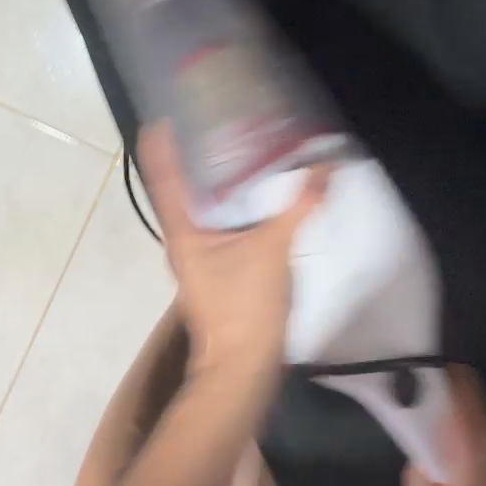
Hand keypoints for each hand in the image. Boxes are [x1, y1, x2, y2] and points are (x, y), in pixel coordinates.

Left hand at [138, 122, 327, 371]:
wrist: (243, 369)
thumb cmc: (244, 306)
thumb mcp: (273, 249)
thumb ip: (299, 206)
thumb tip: (325, 167)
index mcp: (183, 231)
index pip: (163, 178)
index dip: (160, 147)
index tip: (164, 116)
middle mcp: (185, 241)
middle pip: (182, 190)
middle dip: (196, 158)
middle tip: (218, 125)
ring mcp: (200, 259)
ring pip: (204, 210)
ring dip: (217, 183)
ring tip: (241, 152)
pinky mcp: (220, 271)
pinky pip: (222, 226)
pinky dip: (235, 206)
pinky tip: (259, 198)